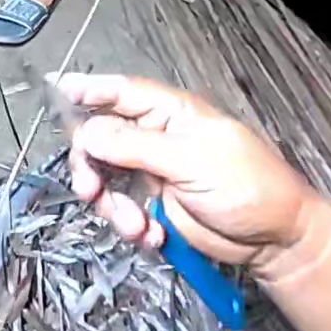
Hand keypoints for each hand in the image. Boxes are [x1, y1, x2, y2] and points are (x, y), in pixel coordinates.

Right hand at [57, 73, 330, 281]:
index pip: (122, 92)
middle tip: (89, 190)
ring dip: (112, 204)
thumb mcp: (192, 160)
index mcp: (170, 113)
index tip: (55, 88)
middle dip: (90, 164)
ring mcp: (151, 172)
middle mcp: (155, 137)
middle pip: (100, 137)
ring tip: (136, 227)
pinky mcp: (152, 204)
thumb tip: (87, 133)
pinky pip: (120, 207)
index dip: (88, 88)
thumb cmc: (246, 185)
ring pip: (105, 177)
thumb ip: (136, 146)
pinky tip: (152, 236)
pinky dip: (129, 224)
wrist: (274, 242)